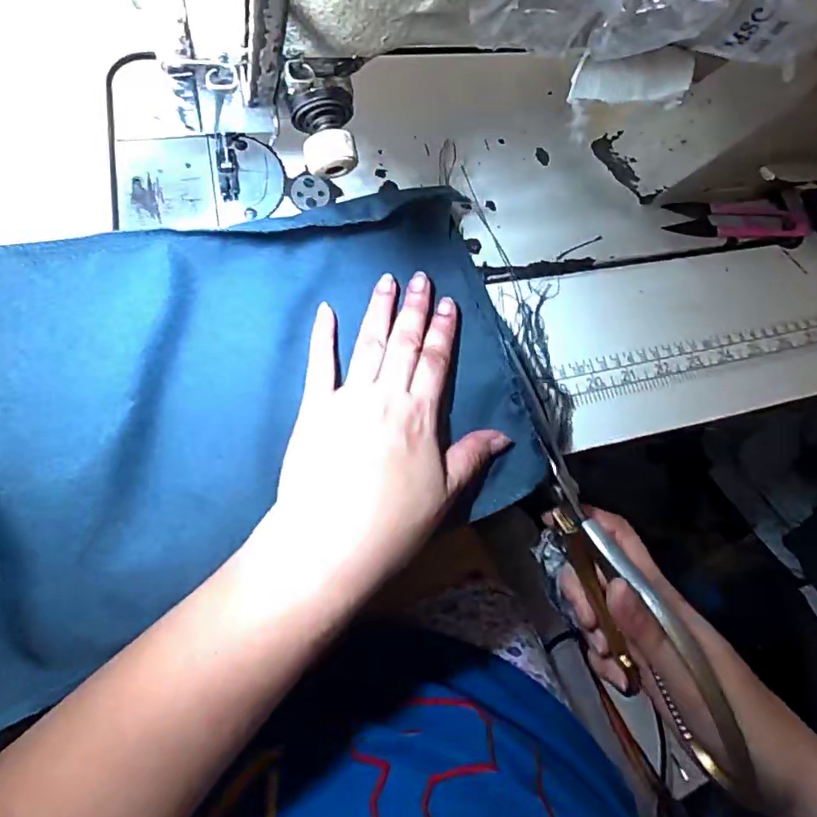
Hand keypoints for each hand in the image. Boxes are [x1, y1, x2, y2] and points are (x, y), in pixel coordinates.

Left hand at [254, 271, 511, 603]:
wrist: (331, 538)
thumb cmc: (394, 523)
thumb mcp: (445, 494)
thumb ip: (471, 457)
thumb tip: (503, 436)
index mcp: (420, 416)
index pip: (436, 362)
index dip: (444, 330)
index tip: (448, 304)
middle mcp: (386, 397)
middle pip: (404, 344)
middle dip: (414, 309)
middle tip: (420, 279)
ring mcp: (347, 398)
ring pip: (367, 344)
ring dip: (378, 311)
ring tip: (386, 282)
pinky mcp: (314, 406)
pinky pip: (320, 364)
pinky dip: (323, 335)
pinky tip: (326, 310)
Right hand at [558, 509, 735, 787]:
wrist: (782, 775)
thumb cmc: (737, 719)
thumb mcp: (685, 676)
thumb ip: (646, 630)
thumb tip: (610, 581)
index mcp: (663, 600)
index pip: (621, 541)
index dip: (587, 522)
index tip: (552, 520)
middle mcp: (651, 610)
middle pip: (598, 576)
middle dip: (580, 593)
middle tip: (588, 623)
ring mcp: (648, 637)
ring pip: (599, 613)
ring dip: (592, 634)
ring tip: (612, 664)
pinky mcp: (646, 664)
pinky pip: (608, 648)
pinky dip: (605, 662)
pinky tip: (621, 683)